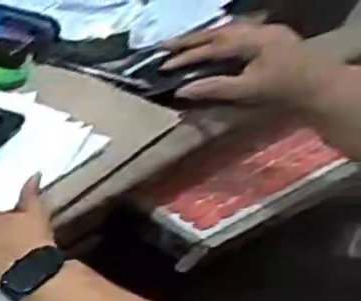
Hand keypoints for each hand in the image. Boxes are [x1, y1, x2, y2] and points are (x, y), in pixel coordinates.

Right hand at [164, 20, 328, 108]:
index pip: (216, 47)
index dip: (188, 56)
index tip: (162, 67)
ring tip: (179, 43)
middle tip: (164, 46)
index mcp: (258, 41)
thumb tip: (180, 90)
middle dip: (192, 39)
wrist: (316, 84)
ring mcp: (268, 33)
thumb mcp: (245, 91)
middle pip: (223, 31)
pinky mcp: (268, 39)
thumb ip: (213, 88)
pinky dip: (217, 38)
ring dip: (203, 36)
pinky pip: (238, 33)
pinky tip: (205, 42)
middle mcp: (264, 31)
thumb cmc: (280, 89)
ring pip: (230, 30)